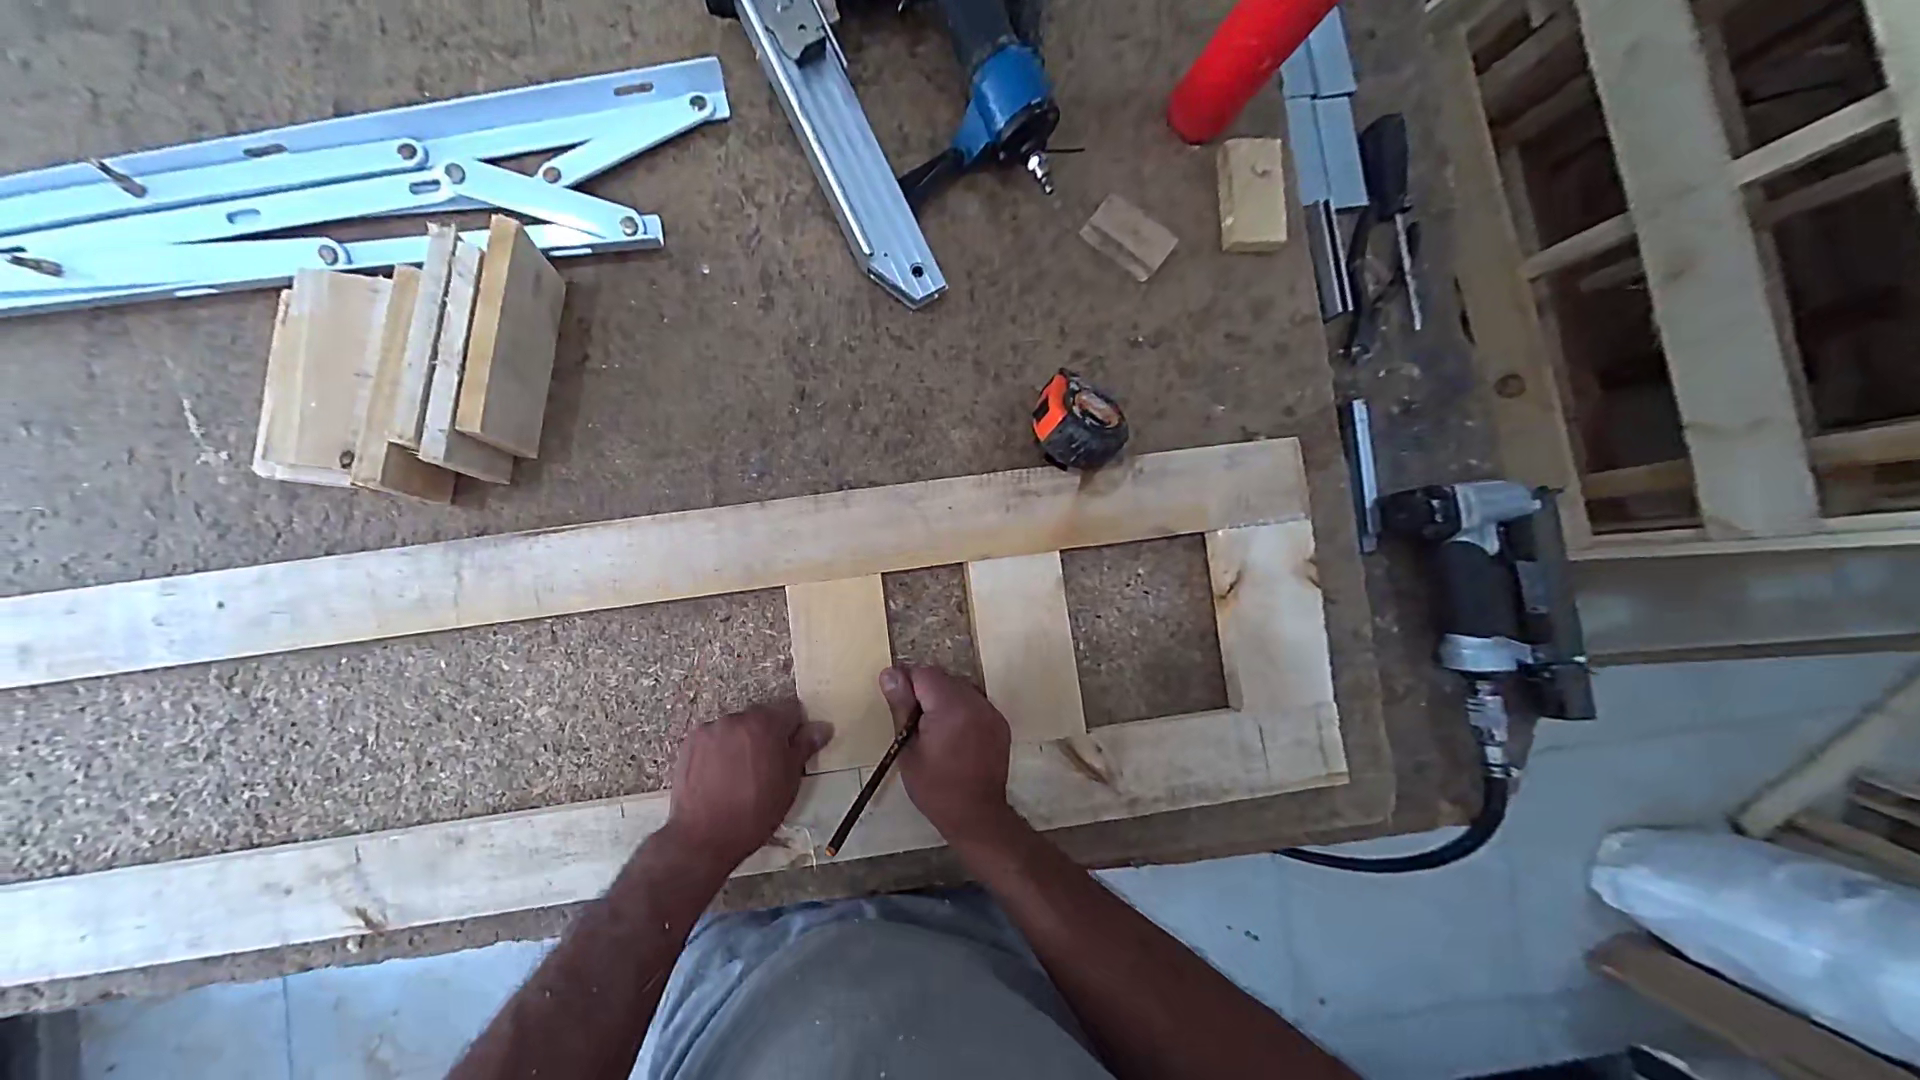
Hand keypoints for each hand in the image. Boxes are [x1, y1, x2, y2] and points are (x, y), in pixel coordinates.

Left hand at [666, 700, 832, 869]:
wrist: (703, 838)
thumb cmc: (754, 811)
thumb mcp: (790, 780)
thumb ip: (806, 746)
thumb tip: (822, 727)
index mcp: (767, 722)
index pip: (792, 709)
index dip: (798, 728)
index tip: (795, 748)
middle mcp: (738, 718)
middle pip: (763, 717)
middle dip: (769, 735)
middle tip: (770, 766)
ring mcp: (711, 729)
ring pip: (738, 728)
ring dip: (744, 742)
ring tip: (742, 775)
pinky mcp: (690, 743)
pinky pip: (715, 738)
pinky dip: (721, 750)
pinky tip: (722, 775)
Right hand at [879, 664, 1015, 843]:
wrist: (976, 815)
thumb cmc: (935, 787)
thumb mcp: (908, 749)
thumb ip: (901, 706)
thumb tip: (890, 673)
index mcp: (950, 706)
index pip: (923, 673)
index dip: (907, 686)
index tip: (901, 708)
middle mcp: (975, 701)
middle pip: (943, 678)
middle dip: (926, 693)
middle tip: (916, 725)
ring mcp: (991, 710)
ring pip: (959, 688)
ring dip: (944, 700)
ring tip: (936, 731)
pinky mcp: (1000, 721)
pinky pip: (975, 703)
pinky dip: (962, 710)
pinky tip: (955, 736)